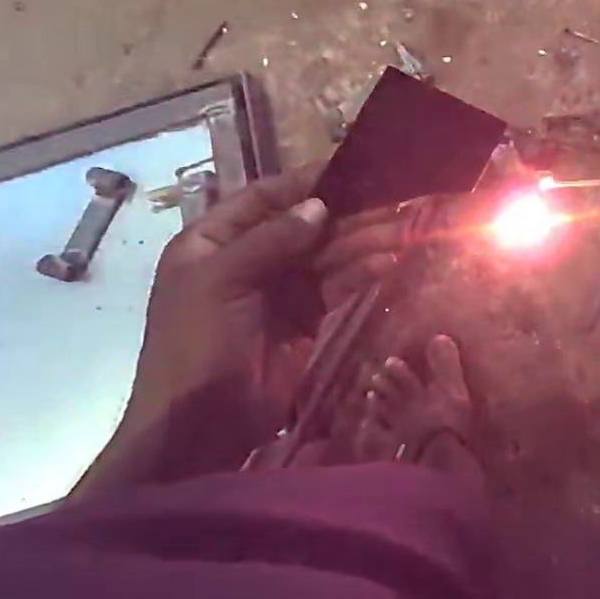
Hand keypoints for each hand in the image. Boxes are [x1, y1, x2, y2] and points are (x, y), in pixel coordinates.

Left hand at [72, 167, 413, 495]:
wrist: (199, 428)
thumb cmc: (196, 346)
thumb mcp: (221, 283)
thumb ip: (270, 241)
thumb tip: (319, 207)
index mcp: (214, 241)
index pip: (266, 198)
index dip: (307, 183)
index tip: (351, 170)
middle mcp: (250, 258)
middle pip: (307, 226)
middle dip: (349, 216)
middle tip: (394, 203)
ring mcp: (280, 290)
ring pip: (328, 256)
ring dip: (363, 243)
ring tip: (403, 231)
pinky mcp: (306, 319)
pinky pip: (338, 286)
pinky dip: (362, 273)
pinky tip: (389, 262)